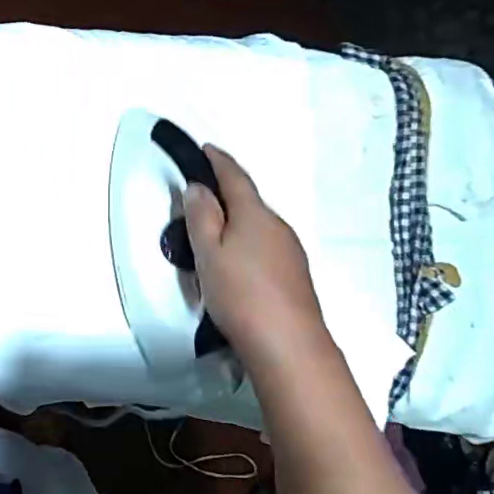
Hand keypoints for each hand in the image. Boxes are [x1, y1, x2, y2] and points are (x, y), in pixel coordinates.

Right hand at [181, 144, 329, 371]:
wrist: (289, 345)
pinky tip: (235, 265)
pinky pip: (264, 246)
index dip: (218, 161)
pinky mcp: (295, 275)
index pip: (235, 177)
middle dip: (225, 196)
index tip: (205, 148)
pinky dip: (246, 244)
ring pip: (257, 226)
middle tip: (198, 201)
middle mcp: (278, 226)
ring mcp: (291, 251)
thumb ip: (201, 217)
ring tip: (211, 239)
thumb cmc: (240, 294)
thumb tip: (199, 187)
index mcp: (255, 215)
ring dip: (235, 224)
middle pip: (248, 202)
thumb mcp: (208, 253)